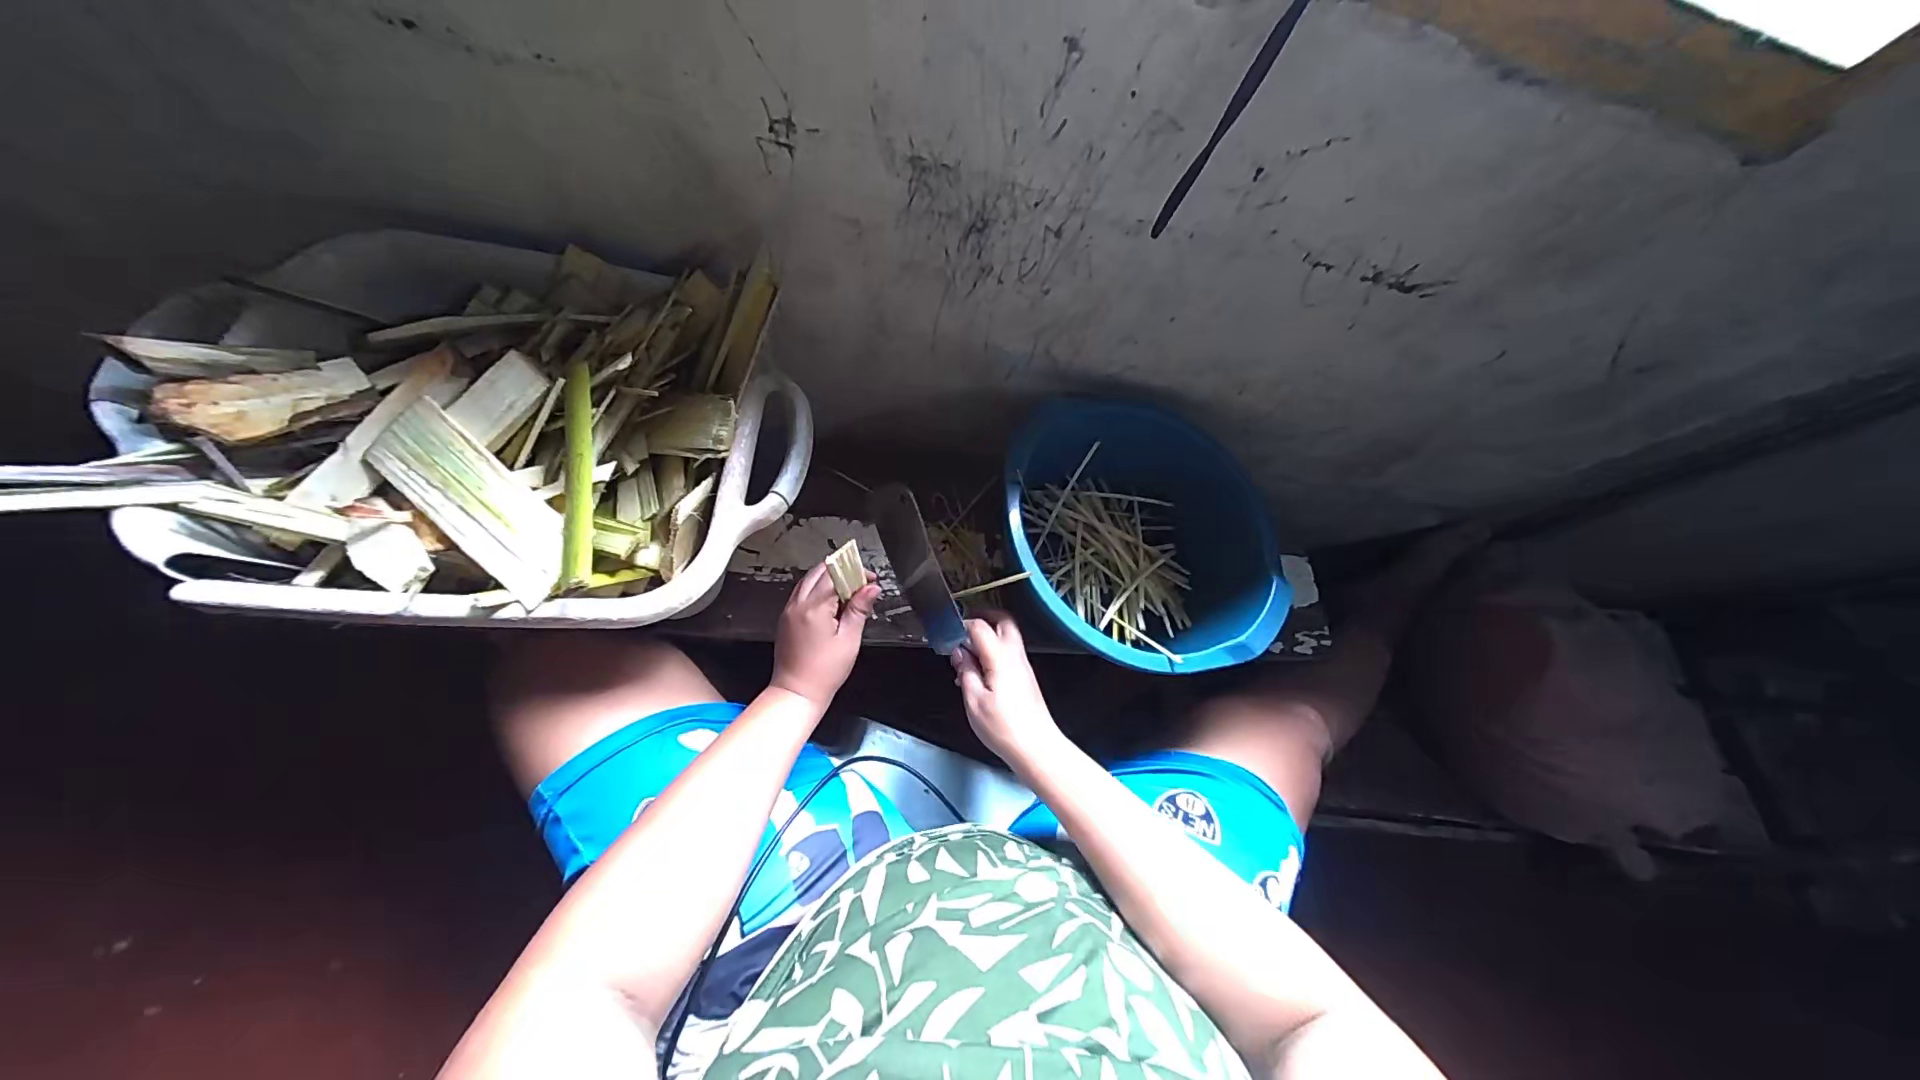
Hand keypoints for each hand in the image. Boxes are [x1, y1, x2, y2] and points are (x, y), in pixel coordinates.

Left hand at [770, 559, 878, 708]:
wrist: (796, 692)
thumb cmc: (823, 673)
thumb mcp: (849, 639)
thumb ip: (859, 609)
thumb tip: (871, 589)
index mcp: (814, 608)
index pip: (836, 575)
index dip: (855, 573)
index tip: (869, 580)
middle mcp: (798, 605)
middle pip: (820, 572)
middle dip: (841, 571)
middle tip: (860, 582)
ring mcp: (789, 611)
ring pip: (809, 580)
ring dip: (828, 579)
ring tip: (848, 592)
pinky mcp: (786, 618)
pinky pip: (801, 593)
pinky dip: (816, 590)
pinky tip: (831, 603)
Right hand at [951, 613, 1064, 763]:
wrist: (1036, 747)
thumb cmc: (1007, 730)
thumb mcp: (974, 701)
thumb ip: (965, 672)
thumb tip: (959, 655)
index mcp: (1000, 657)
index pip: (979, 626)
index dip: (961, 625)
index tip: (949, 635)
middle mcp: (1016, 656)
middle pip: (1002, 620)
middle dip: (982, 618)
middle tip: (964, 627)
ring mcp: (1024, 666)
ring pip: (1008, 636)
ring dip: (988, 636)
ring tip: (969, 653)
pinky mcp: (1026, 677)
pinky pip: (1010, 653)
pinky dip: (995, 652)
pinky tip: (981, 671)